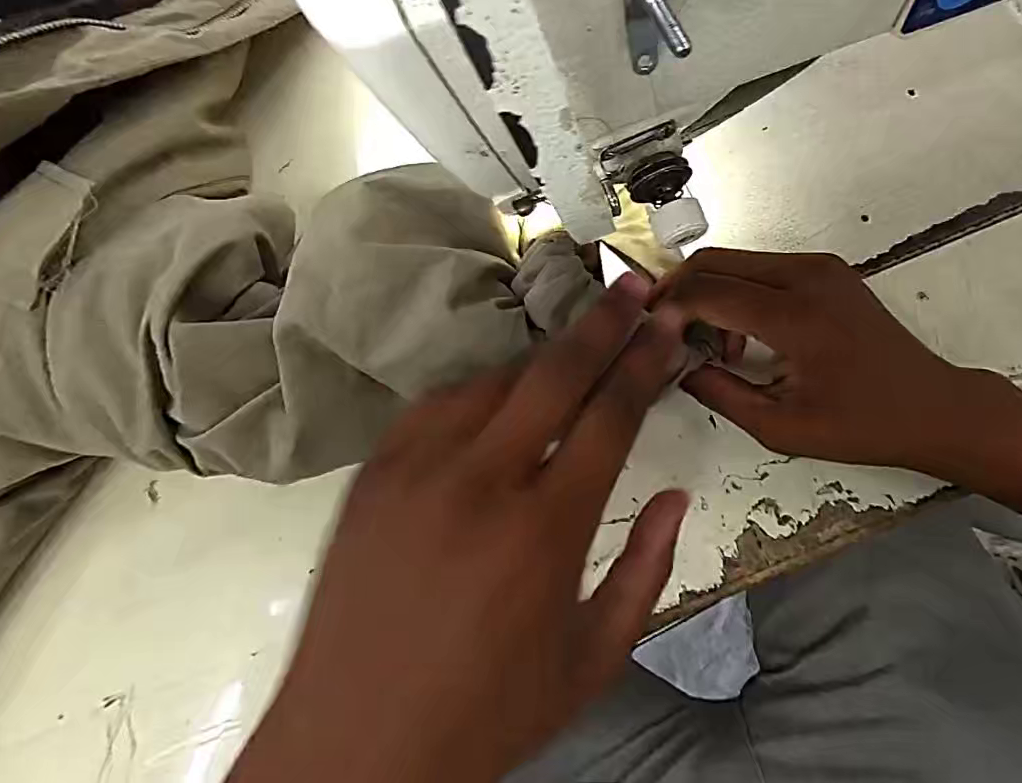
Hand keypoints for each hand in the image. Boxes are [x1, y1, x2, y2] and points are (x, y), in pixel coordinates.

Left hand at [231, 280, 690, 782]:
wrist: (347, 753)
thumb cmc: (485, 714)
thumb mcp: (591, 661)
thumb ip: (646, 571)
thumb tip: (673, 496)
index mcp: (546, 531)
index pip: (611, 415)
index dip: (646, 361)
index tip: (669, 324)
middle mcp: (481, 483)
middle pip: (556, 373)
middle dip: (605, 321)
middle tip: (635, 285)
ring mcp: (418, 469)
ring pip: (498, 379)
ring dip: (546, 358)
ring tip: (579, 348)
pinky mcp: (375, 472)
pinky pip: (441, 401)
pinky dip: (484, 388)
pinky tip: (504, 392)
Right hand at [651, 249, 1021, 607]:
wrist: (934, 406)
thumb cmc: (861, 425)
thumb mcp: (781, 426)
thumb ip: (720, 391)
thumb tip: (675, 365)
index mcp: (795, 315)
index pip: (709, 291)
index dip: (668, 307)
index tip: (644, 331)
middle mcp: (805, 274)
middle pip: (716, 260)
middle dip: (679, 289)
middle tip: (660, 329)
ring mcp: (819, 266)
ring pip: (737, 259)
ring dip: (710, 291)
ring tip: (710, 345)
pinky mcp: (827, 269)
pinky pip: (762, 268)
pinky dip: (738, 291)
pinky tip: (744, 333)